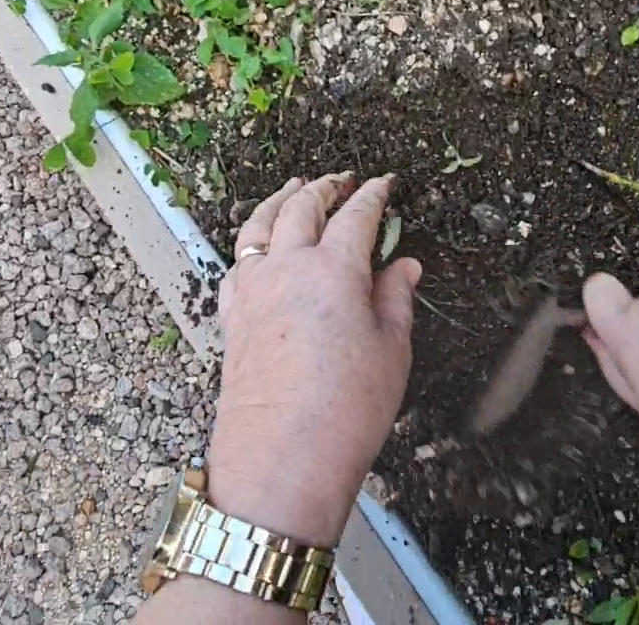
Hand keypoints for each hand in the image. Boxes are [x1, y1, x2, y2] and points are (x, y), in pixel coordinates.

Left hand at [208, 173, 421, 546]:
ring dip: (279, 200)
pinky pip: (236, 264)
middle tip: (342, 179)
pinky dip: (250, 243)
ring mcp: (253, 290)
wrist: (280, 460)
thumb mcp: (392, 351)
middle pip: (302, 208)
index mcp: (334, 270)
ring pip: (259, 225)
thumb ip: (395, 298)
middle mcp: (288, 268)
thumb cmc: (347, 408)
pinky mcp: (232, 317)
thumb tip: (406, 266)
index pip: (356, 216)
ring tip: (293, 187)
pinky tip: (257, 246)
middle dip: (324, 186)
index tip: (384, 183)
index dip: (373, 195)